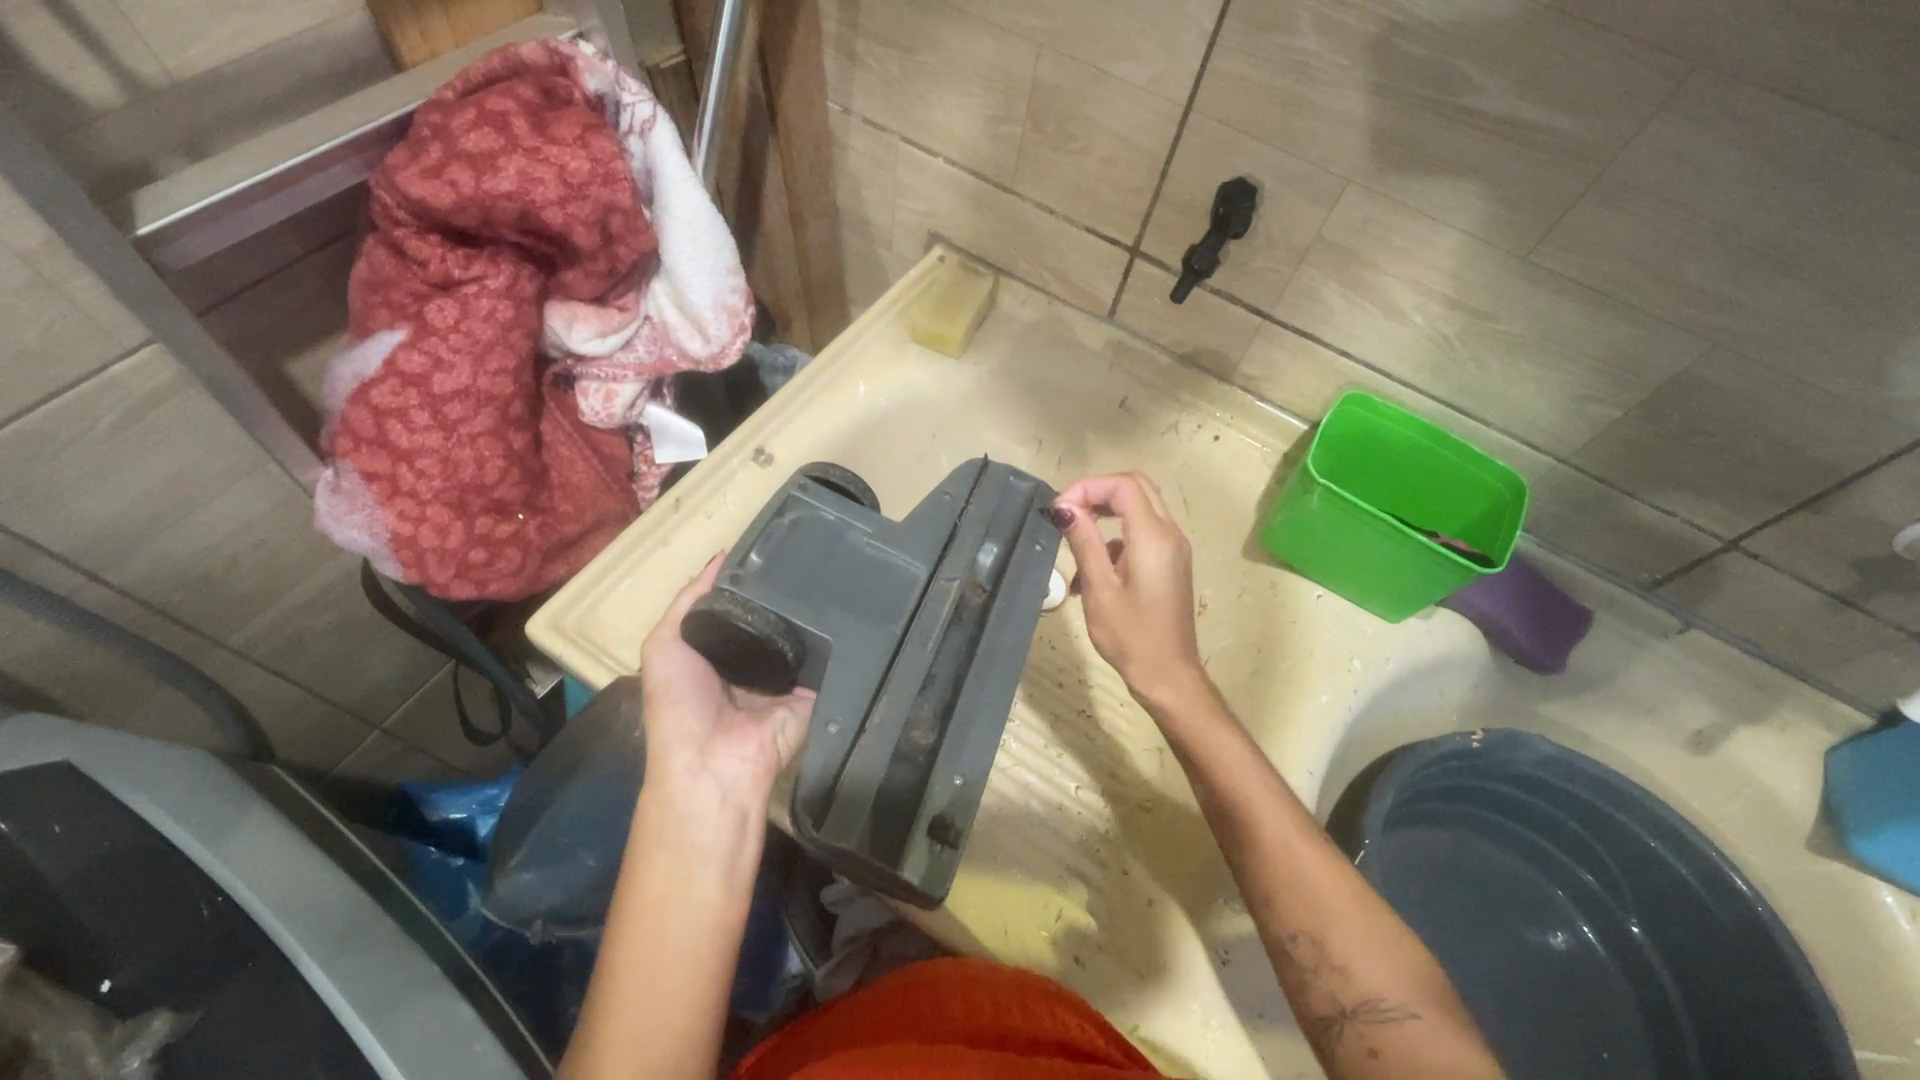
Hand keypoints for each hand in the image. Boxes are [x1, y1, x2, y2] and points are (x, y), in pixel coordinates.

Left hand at [639, 554, 813, 808]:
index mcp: (719, 651)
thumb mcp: (664, 644)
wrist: (712, 763)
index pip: (741, 607)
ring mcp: (785, 678)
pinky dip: (835, 643)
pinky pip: (826, 663)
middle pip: (774, 618)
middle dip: (786, 592)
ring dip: (813, 613)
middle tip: (809, 555)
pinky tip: (849, 611)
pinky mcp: (812, 694)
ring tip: (832, 574)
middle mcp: (754, 662)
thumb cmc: (678, 703)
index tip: (774, 545)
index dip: (752, 580)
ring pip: (802, 636)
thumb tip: (722, 557)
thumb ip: (689, 601)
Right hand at [1054, 473, 1207, 708]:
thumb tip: (1065, 507)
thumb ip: (1084, 541)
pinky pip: (1142, 533)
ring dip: (1105, 514)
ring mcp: (1174, 548)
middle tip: (1067, 514)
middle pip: (1135, 487)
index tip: (1060, 510)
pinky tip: (1090, 572)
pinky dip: (1114, 538)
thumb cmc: (1130, 636)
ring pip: (1140, 508)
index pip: (1123, 485)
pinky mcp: (1170, 562)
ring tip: (1073, 542)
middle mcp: (1169, 534)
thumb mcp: (1099, 588)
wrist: (1167, 674)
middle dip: (1097, 492)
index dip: (1088, 487)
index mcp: (1153, 537)